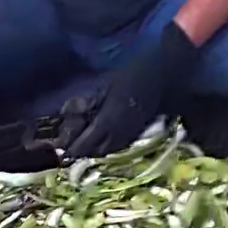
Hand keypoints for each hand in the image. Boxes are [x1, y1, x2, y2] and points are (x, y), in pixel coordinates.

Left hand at [61, 22, 200, 157]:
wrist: (163, 72)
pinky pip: (120, 146)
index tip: (64, 154)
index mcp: (109, 119)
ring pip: (109, 151)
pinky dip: (109, 147)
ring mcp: (130, 134)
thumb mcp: (107, 86)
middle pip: (97, 151)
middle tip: (73, 151)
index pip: (88, 142)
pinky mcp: (138, 133)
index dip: (75, 150)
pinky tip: (103, 142)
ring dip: (97, 152)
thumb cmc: (133, 74)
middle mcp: (119, 132)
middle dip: (85, 153)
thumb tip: (71, 114)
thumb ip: (90, 103)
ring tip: (86, 148)